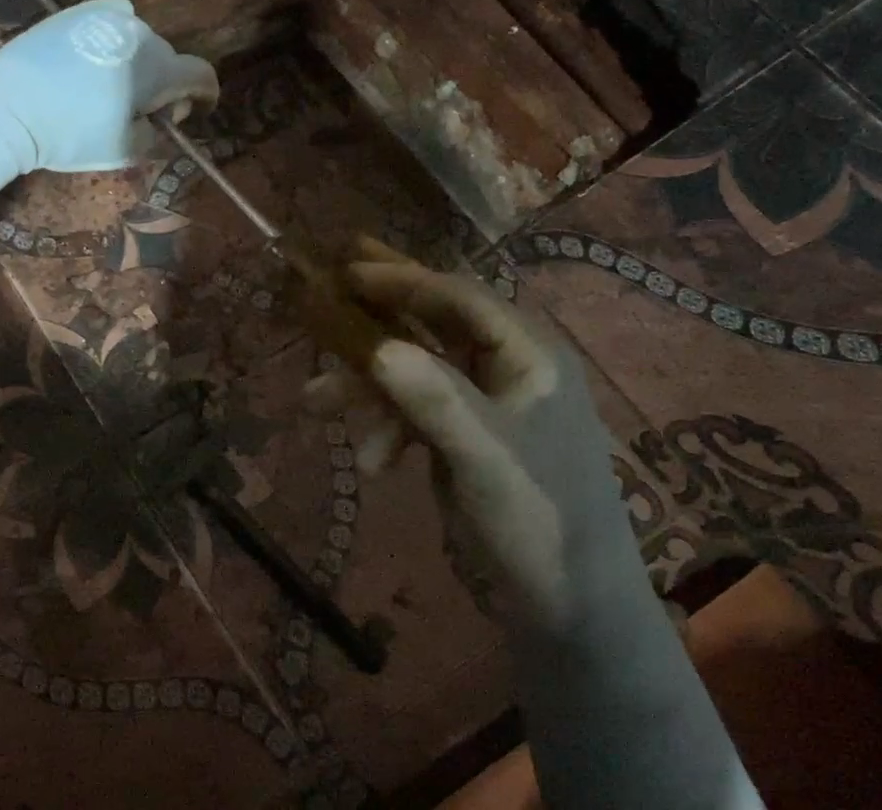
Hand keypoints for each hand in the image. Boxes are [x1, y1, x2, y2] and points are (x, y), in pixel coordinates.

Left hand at [0, 0, 219, 172]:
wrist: (6, 108)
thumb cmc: (68, 135)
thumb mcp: (123, 150)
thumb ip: (158, 134)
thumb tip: (165, 118)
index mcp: (159, 67)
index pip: (201, 76)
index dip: (202, 98)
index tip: (184, 114)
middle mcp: (140, 32)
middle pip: (166, 60)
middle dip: (160, 86)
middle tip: (132, 113)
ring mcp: (105, 16)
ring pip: (135, 42)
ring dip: (131, 63)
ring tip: (101, 90)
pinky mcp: (75, 13)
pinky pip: (107, 25)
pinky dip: (108, 44)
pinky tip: (85, 65)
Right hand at [319, 258, 642, 634]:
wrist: (566, 606)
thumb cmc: (538, 521)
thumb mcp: (484, 457)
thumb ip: (433, 397)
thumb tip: (374, 346)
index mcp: (530, 358)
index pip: (460, 298)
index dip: (402, 281)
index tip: (344, 275)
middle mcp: (506, 370)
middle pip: (428, 327)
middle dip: (372, 333)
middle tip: (320, 314)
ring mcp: (481, 405)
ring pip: (409, 372)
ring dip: (366, 391)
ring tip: (316, 409)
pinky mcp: (460, 437)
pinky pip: (408, 411)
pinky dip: (382, 428)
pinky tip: (371, 462)